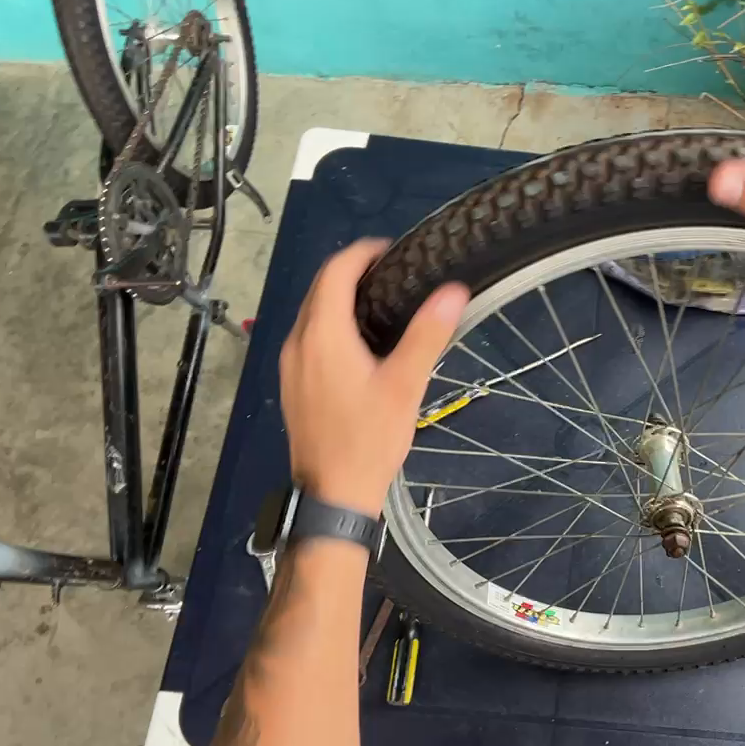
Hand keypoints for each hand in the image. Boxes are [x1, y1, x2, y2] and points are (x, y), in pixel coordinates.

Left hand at [280, 239, 468, 516]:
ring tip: (385, 308)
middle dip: (354, 273)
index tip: (395, 251)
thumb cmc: (370, 439)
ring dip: (343, 301)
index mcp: (323, 334)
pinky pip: (311, 339)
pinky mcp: (293, 384)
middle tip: (396, 277)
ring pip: (314, 315)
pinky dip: (334, 327)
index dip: (364, 252)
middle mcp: (297, 341)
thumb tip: (454, 290)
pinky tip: (363, 347)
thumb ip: (427, 335)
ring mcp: (290, 364)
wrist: (334, 493)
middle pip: (321, 289)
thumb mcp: (405, 386)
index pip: (335, 271)